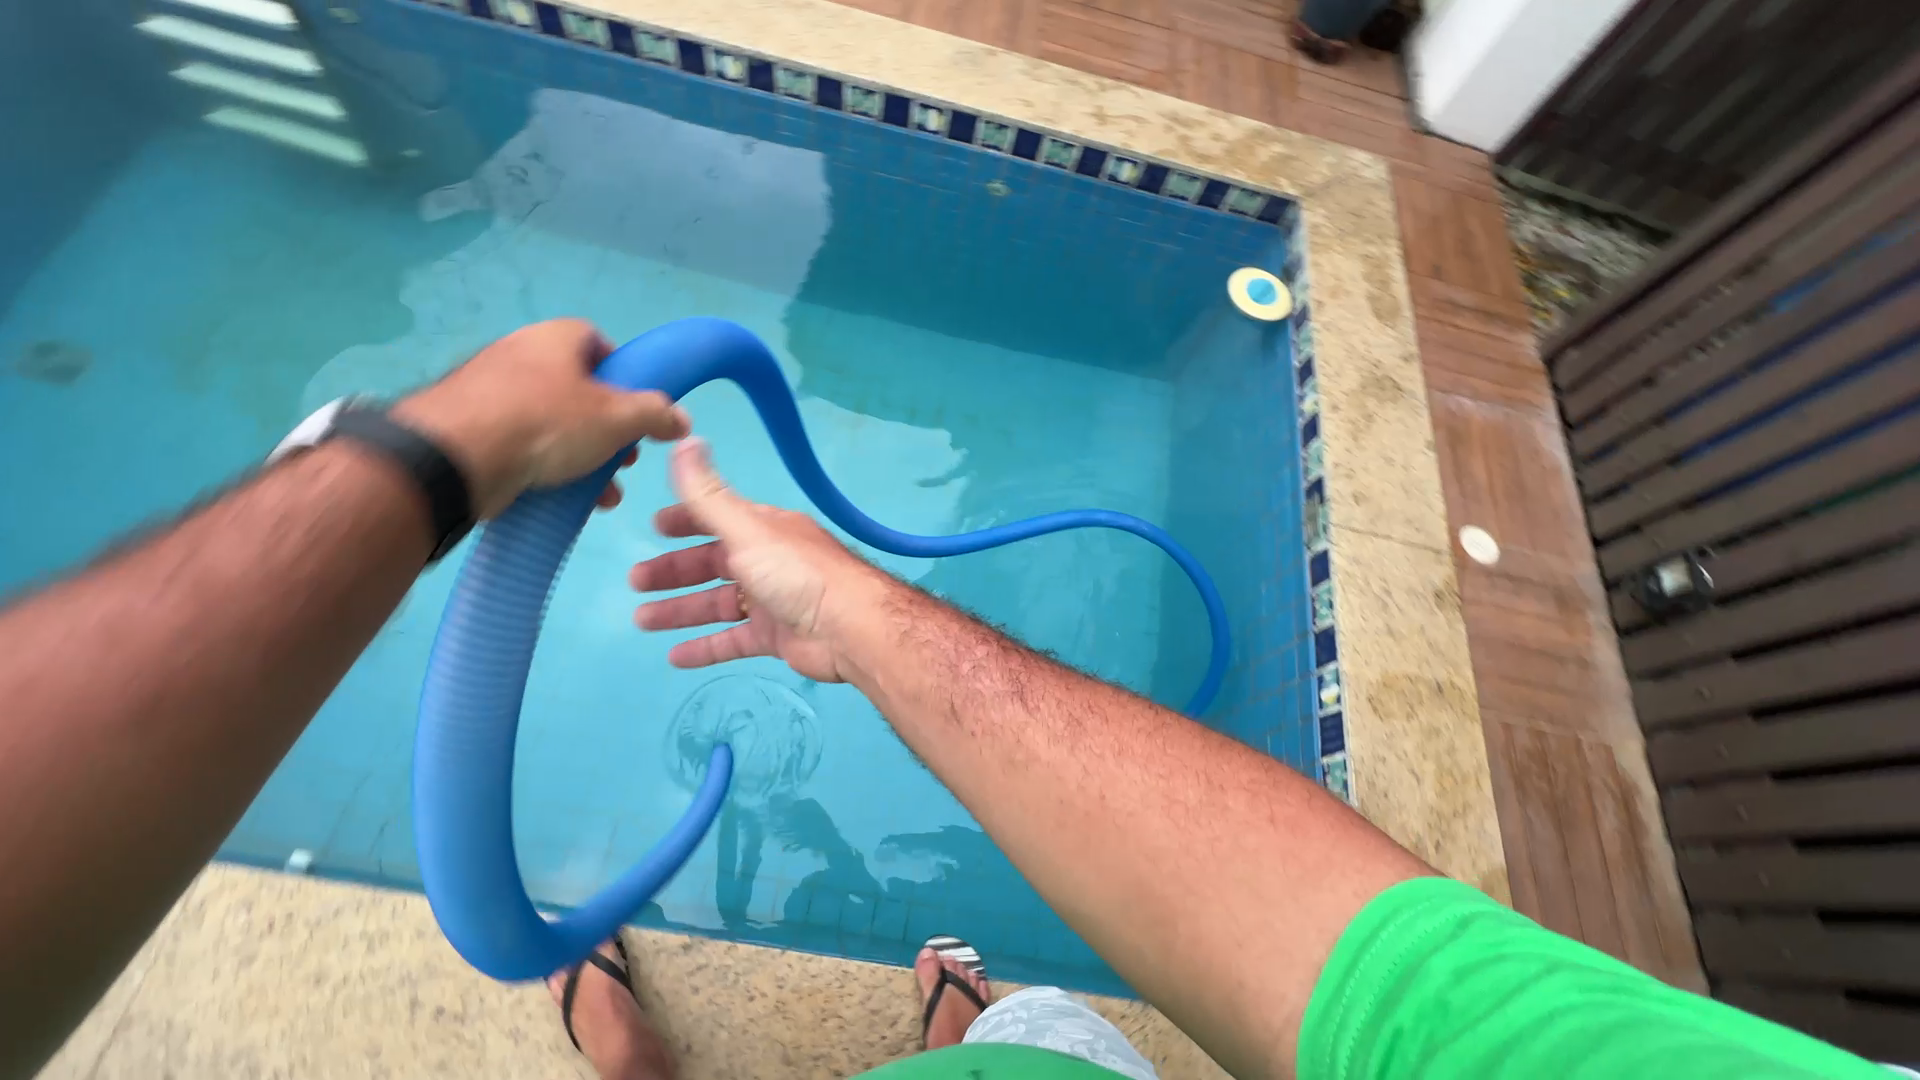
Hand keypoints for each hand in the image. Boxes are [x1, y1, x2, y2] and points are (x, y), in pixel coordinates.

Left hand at [391, 319, 689, 517]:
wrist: (454, 458)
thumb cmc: (547, 424)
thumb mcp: (619, 418)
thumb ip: (657, 415)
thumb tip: (682, 420)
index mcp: (554, 339)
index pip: (597, 341)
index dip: (624, 374)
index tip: (638, 409)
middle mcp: (519, 356)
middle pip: (578, 389)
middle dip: (609, 428)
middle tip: (625, 457)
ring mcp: (489, 394)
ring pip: (553, 424)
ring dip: (585, 457)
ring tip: (604, 492)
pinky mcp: (470, 430)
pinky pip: (523, 446)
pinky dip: (548, 469)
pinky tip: (566, 499)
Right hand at [629, 439, 894, 682]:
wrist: (849, 627)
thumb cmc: (795, 573)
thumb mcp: (746, 528)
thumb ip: (709, 494)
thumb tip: (686, 439)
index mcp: (763, 530)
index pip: (719, 518)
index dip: (687, 521)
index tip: (655, 528)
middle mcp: (769, 561)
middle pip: (714, 564)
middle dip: (675, 571)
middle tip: (636, 582)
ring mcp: (773, 601)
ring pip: (719, 604)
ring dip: (682, 610)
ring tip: (642, 620)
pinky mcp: (777, 637)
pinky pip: (734, 640)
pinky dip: (706, 647)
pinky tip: (675, 657)